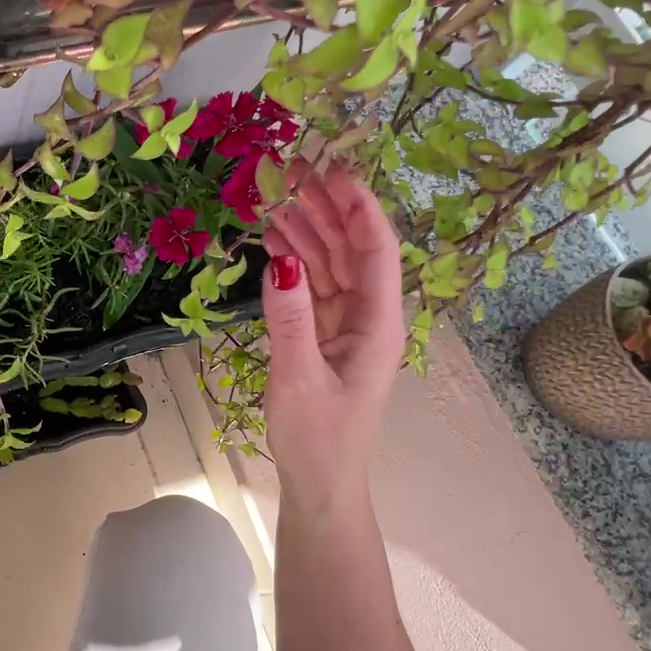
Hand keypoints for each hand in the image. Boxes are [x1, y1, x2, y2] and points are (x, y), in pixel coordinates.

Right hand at [259, 164, 405, 504]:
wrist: (318, 481)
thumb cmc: (317, 436)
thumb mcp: (299, 377)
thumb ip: (289, 318)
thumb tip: (278, 262)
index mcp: (378, 323)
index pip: (375, 250)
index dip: (357, 206)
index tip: (331, 169)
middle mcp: (367, 315)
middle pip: (351, 247)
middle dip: (325, 206)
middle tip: (291, 169)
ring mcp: (344, 323)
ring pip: (328, 262)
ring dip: (304, 228)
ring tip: (273, 194)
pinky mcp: (322, 334)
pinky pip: (310, 285)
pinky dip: (292, 259)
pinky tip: (272, 238)